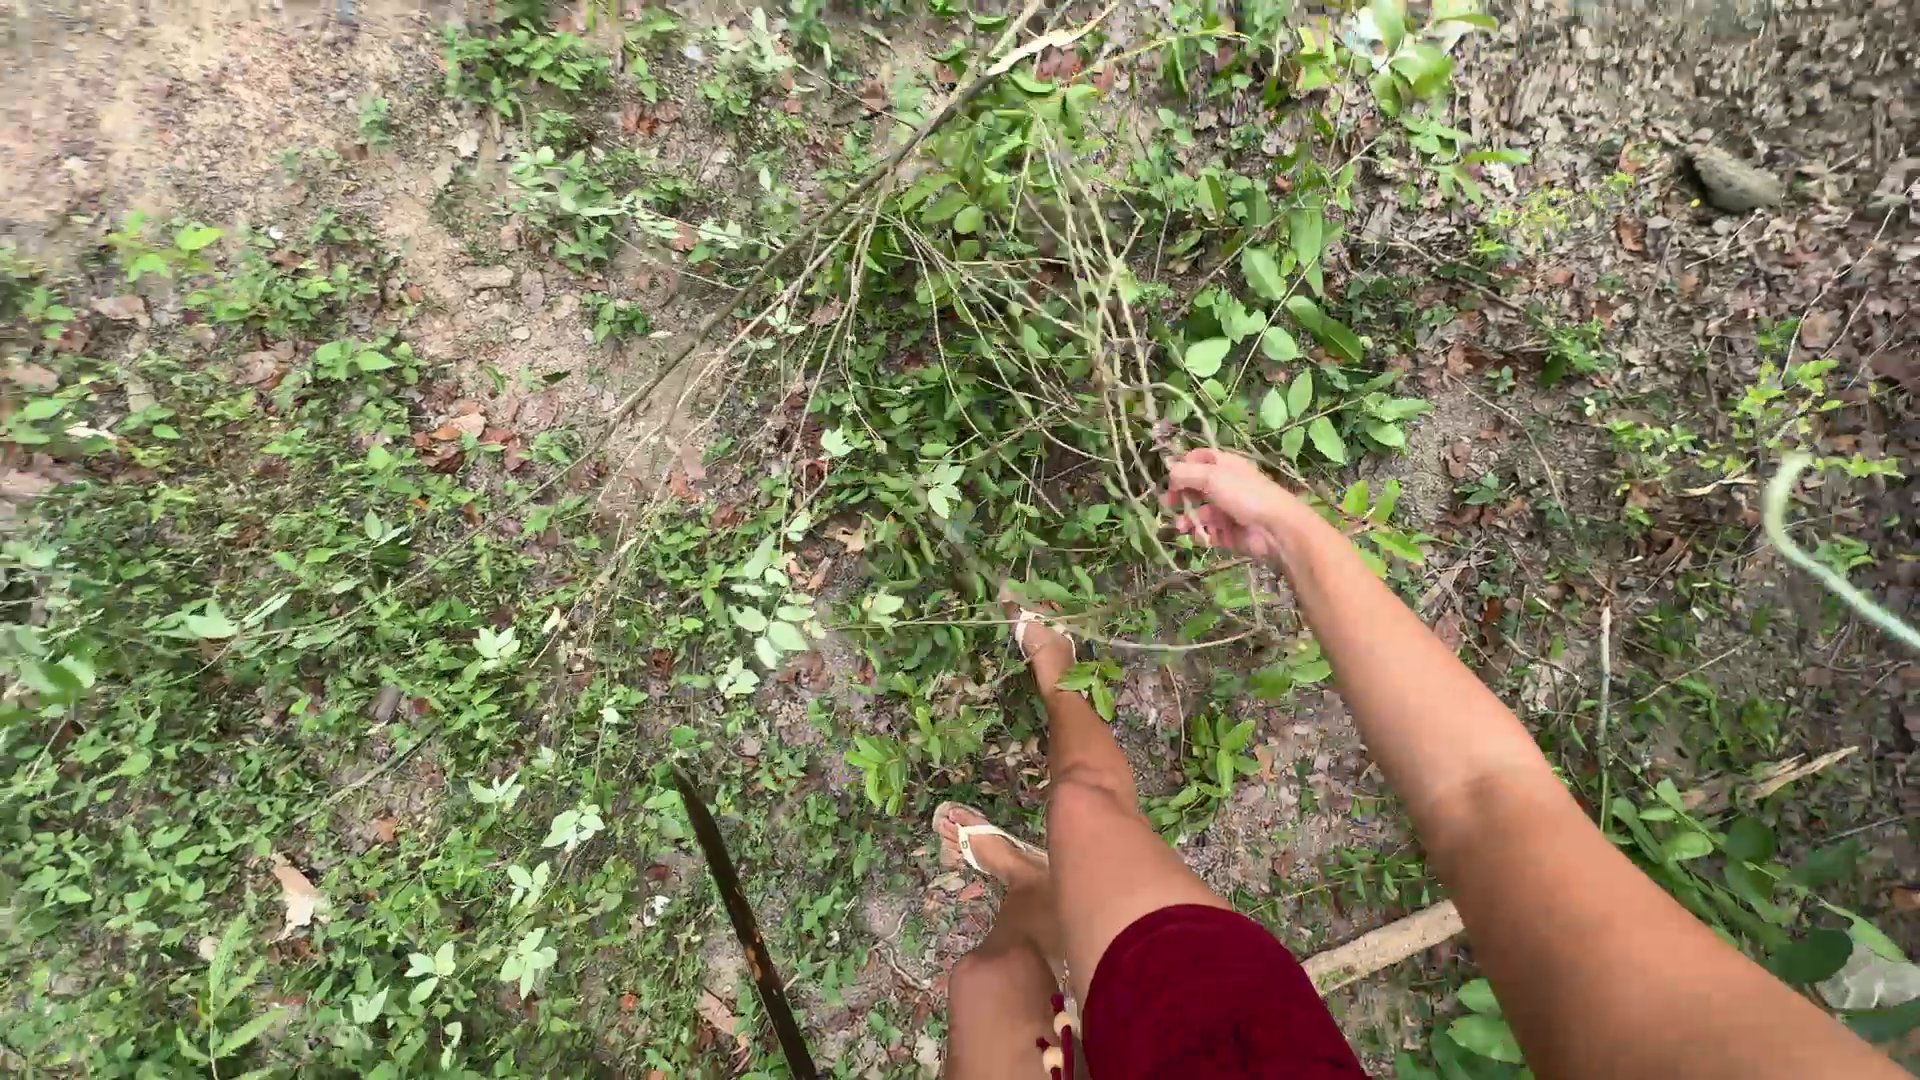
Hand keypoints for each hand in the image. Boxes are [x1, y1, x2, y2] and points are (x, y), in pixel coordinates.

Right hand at [1161, 448, 1317, 560]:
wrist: (1275, 528)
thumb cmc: (1245, 495)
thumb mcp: (1212, 477)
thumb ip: (1186, 474)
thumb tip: (1169, 473)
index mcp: (1225, 465)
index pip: (1199, 459)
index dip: (1183, 466)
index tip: (1170, 477)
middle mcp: (1226, 485)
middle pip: (1196, 488)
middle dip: (1180, 496)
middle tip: (1169, 504)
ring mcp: (1228, 509)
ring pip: (1200, 513)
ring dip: (1188, 519)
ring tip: (1182, 528)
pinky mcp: (1230, 531)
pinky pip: (1210, 531)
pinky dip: (1203, 534)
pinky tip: (1202, 537)